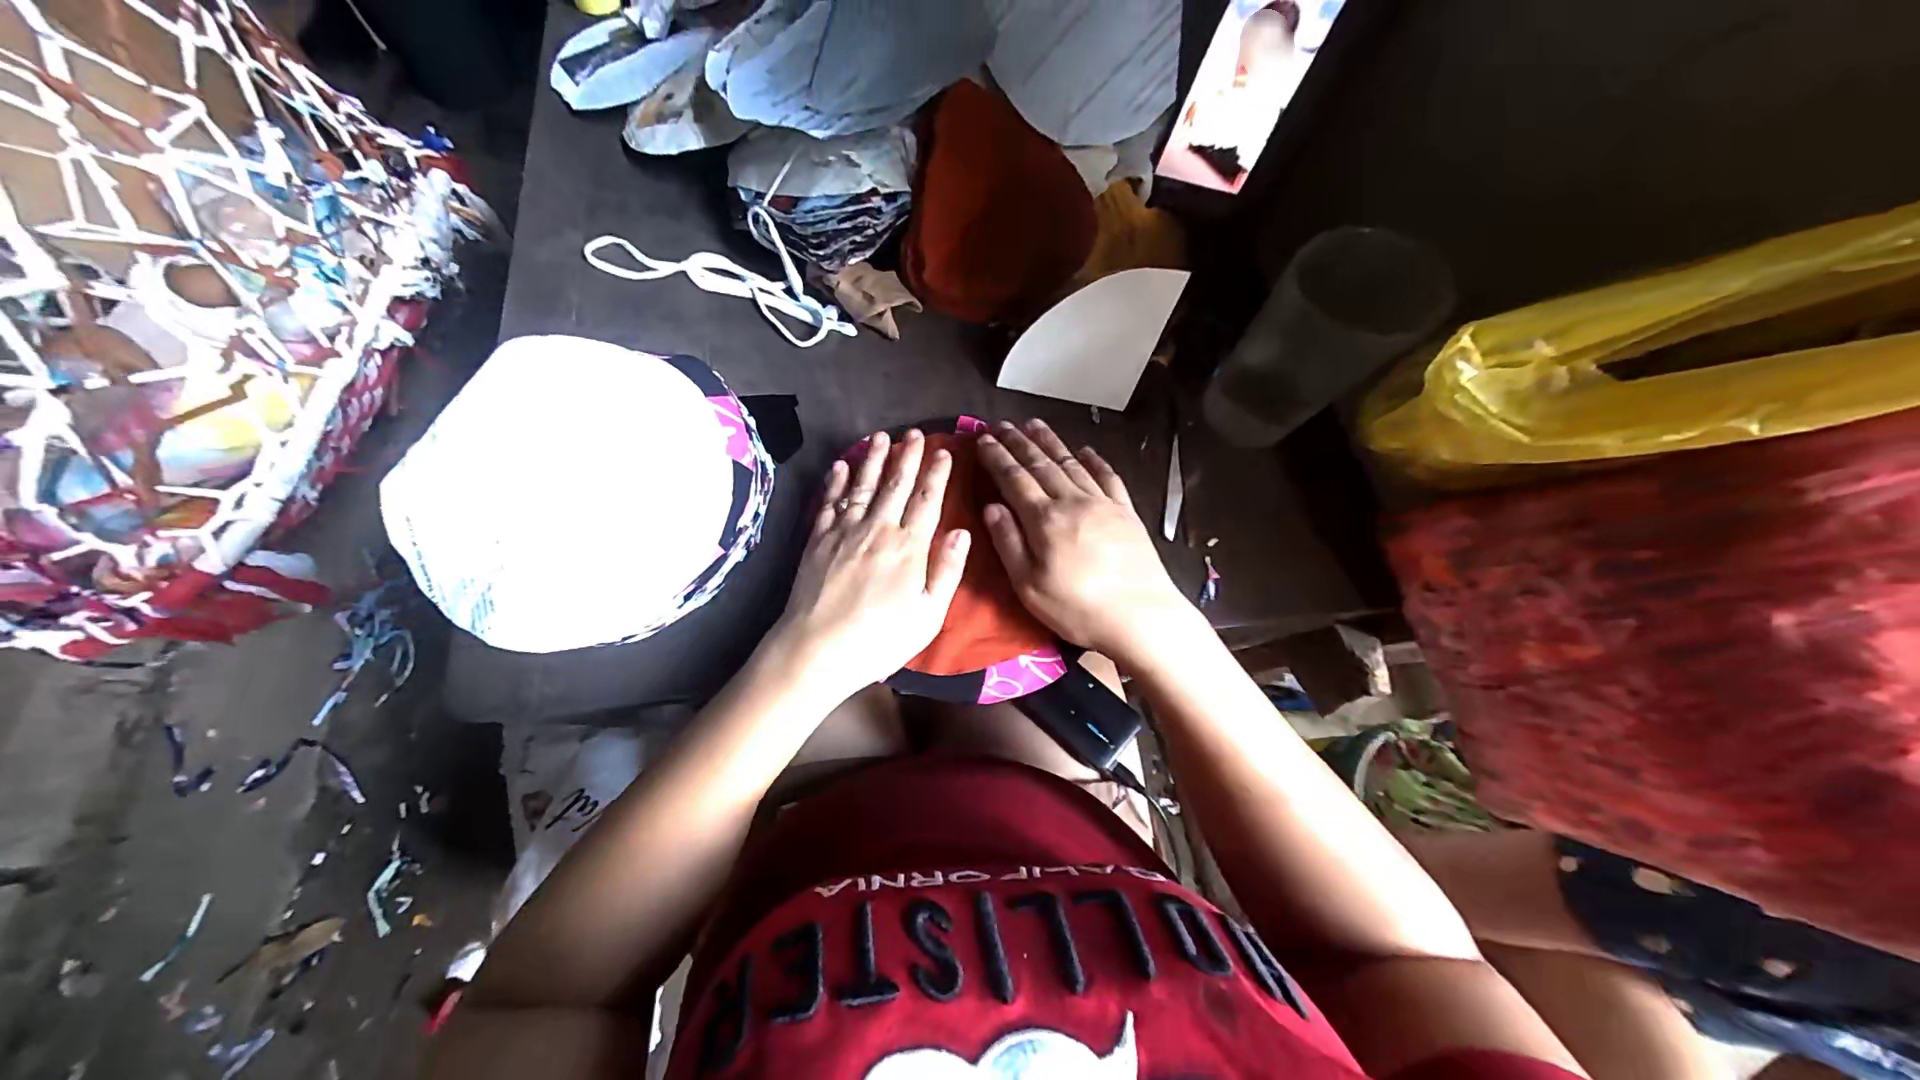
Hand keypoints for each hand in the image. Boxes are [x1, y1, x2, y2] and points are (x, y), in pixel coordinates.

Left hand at [767, 429, 969, 699]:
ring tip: (882, 437)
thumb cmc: (880, 639)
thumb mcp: (928, 615)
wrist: (817, 649)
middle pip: (896, 484)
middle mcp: (878, 529)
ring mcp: (844, 531)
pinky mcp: (817, 539)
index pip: (927, 500)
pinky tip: (840, 466)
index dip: (937, 473)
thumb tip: (962, 531)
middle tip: (915, 433)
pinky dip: (836, 481)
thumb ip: (947, 570)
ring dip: (873, 459)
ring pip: (862, 485)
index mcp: (909, 547)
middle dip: (908, 456)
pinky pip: (829, 501)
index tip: (944, 451)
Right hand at [977, 419, 1194, 660]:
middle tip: (1000, 423)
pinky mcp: (1126, 512)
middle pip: (1041, 464)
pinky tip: (1086, 449)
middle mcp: (1073, 501)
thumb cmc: (1078, 609)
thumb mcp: (1029, 586)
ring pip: (1071, 463)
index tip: (982, 439)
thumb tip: (991, 506)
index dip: (996, 457)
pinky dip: (1094, 459)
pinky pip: (1107, 476)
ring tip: (1034, 424)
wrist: (1142, 617)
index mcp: (1044, 520)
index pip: (1014, 479)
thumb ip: (1009, 543)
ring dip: (1050, 442)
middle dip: (1018, 442)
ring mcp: (1103, 503)